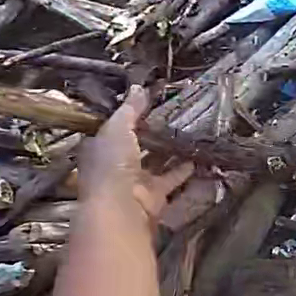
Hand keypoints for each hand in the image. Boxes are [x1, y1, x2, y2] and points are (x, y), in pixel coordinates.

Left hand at [79, 86, 193, 221]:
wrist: (121, 208)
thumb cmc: (111, 164)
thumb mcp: (117, 128)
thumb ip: (130, 109)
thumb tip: (139, 87)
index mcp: (99, 148)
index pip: (112, 127)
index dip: (127, 114)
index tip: (146, 100)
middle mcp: (115, 166)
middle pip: (135, 145)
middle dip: (151, 132)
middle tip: (173, 113)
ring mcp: (134, 183)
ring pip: (154, 162)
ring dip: (169, 150)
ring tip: (189, 131)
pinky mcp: (154, 196)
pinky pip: (171, 179)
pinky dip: (183, 169)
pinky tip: (197, 156)